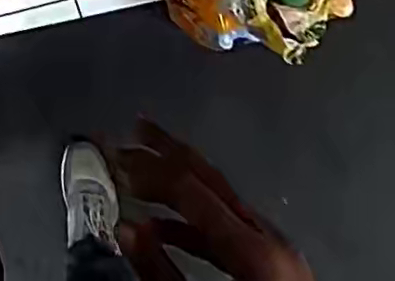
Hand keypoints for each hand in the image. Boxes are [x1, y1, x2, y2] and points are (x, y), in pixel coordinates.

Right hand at [113, 119, 313, 280]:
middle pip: (209, 178)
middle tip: (133, 128)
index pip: (191, 187)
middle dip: (167, 151)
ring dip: (178, 183)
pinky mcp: (275, 269)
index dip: (150, 168)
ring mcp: (276, 251)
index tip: (117, 155)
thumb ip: (163, 275)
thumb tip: (128, 231)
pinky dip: (194, 223)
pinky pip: (229, 231)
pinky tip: (166, 229)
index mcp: (254, 247)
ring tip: (142, 170)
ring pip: (220, 199)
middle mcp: (268, 236)